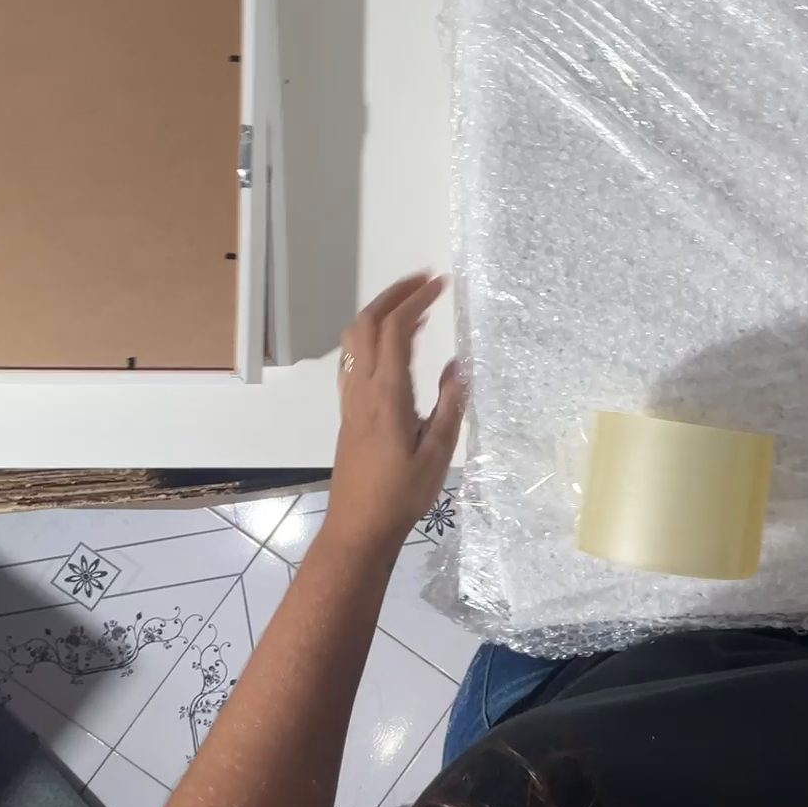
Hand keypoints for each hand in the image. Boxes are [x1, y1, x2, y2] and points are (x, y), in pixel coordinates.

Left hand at [325, 273, 465, 545]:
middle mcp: (362, 387)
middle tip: (424, 282)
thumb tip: (459, 364)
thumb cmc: (402, 493)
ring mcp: (350, 397)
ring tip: (414, 306)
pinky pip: (355, 358)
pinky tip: (395, 344)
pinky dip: (373, 336)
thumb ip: (449, 404)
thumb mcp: (438, 451)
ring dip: (381, 312)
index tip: (440, 284)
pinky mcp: (348, 409)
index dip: (417, 300)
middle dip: (394, 294)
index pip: (397, 330)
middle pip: (368, 323)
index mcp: (387, 394)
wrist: (359, 525)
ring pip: (355, 338)